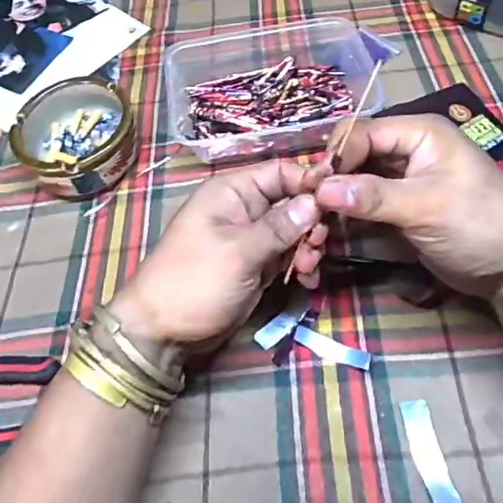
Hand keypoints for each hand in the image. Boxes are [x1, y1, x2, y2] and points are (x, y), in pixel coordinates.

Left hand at [110, 161, 326, 357]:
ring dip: (308, 247)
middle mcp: (242, 208)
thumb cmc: (194, 280)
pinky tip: (307, 281)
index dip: (310, 182)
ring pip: (294, 231)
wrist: (163, 330)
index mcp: (231, 192)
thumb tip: (317, 200)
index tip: (339, 202)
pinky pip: (286, 255)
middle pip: (292, 201)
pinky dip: (299, 265)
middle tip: (317, 247)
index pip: (280, 172)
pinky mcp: (255, 264)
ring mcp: (250, 238)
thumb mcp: (239, 251)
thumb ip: (279, 226)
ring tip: (307, 269)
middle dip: (312, 222)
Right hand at [314, 114, 502, 295]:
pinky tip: (328, 230)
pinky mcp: (397, 206)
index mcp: (418, 133)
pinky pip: (360, 203)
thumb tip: (319, 190)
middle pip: (351, 155)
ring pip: (351, 180)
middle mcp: (406, 149)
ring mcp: (400, 179)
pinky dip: (343, 215)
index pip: (360, 133)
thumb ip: (372, 196)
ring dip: (332, 200)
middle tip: (309, 208)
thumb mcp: (426, 207)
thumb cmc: (482, 226)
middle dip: (329, 180)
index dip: (334, 158)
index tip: (312, 189)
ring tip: (315, 223)